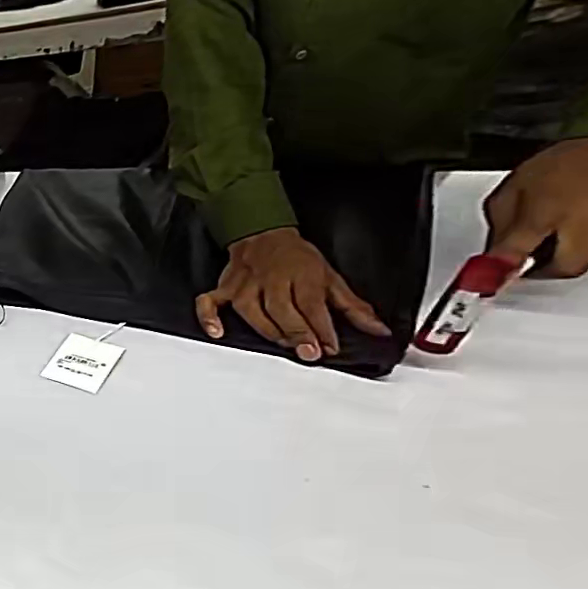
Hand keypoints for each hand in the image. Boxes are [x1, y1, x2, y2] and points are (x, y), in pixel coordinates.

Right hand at [197, 228, 389, 361]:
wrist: (263, 236)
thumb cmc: (297, 259)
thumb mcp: (331, 277)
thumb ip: (353, 307)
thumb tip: (378, 330)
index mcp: (302, 275)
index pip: (312, 305)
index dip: (322, 328)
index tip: (331, 347)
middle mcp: (271, 280)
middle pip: (282, 310)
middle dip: (297, 332)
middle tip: (310, 353)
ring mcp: (244, 286)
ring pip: (251, 312)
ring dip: (268, 330)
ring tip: (284, 344)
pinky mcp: (224, 289)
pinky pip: (210, 303)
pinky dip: (209, 317)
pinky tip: (217, 332)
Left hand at [484, 137, 587, 278]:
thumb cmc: (553, 168)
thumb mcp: (505, 200)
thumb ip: (499, 235)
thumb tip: (490, 265)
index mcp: (545, 212)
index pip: (520, 254)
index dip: (506, 271)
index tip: (494, 280)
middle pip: (568, 266)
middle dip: (546, 266)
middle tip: (534, 253)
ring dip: (573, 248)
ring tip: (565, 220)